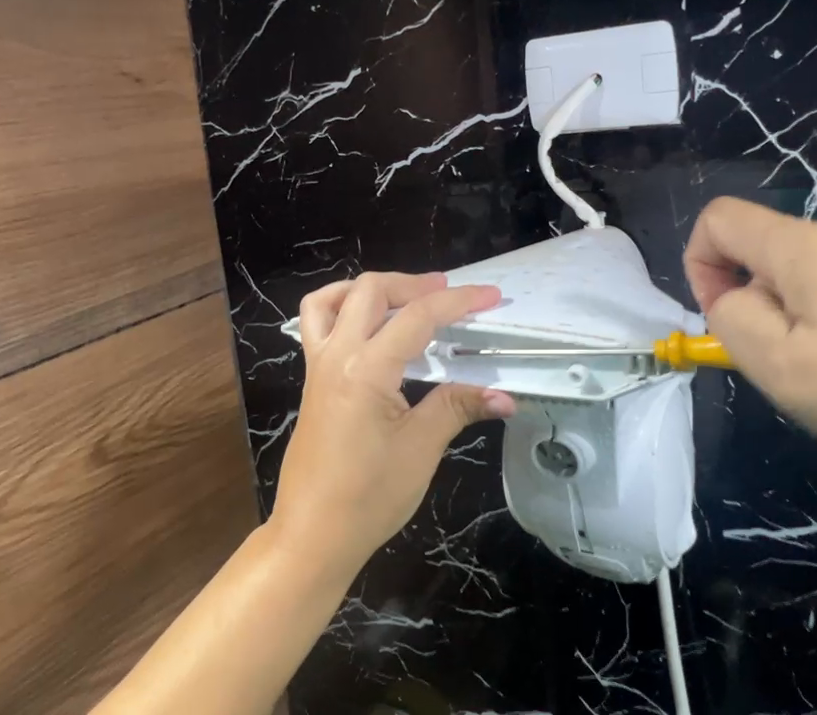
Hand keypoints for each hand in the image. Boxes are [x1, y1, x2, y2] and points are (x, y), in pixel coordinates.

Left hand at [271, 272, 514, 570]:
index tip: (490, 296)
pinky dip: (341, 307)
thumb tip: (505, 395)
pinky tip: (368, 326)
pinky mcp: (312, 378)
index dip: (457, 302)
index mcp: (365, 370)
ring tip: (406, 299)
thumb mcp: (421, 450)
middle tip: (450, 294)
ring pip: (332, 299)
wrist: (314, 532)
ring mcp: (317, 365)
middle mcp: (336, 355)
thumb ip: (457, 407)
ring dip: (371, 289)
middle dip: (413, 284)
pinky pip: (317, 324)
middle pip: (370, 291)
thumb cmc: (369, 496)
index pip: (416, 317)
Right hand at [683, 197, 816, 496]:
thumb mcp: (781, 367)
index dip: (699, 265)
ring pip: (811, 281)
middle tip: (791, 370)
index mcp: (806, 247)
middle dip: (756, 306)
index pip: (720, 218)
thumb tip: (731, 298)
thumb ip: (730, 319)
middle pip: (767, 252)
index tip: (726, 323)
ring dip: (801, 325)